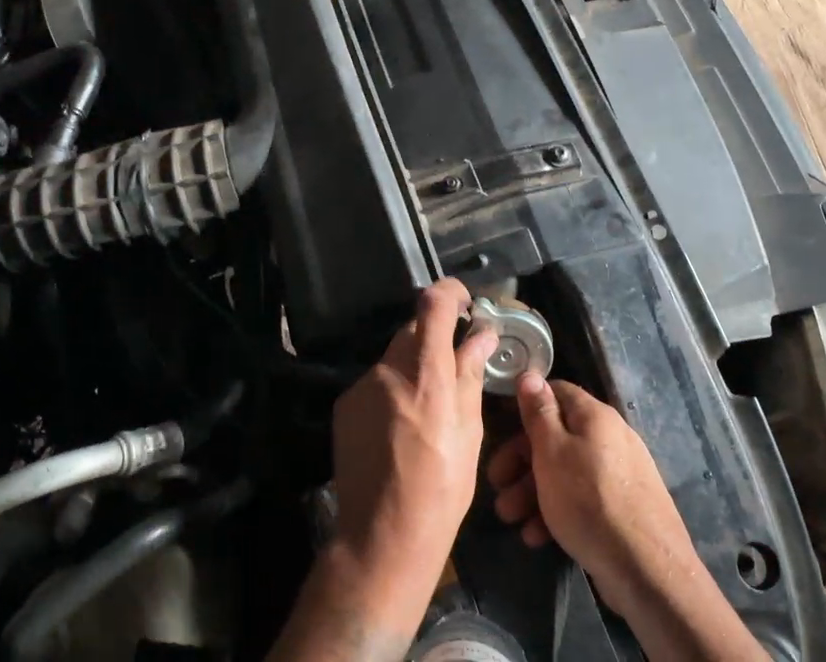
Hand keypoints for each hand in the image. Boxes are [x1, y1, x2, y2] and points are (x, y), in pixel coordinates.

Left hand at [330, 277, 498, 572]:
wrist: (381, 534)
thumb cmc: (441, 489)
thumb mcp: (469, 433)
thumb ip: (470, 376)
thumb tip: (481, 335)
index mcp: (425, 376)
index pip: (432, 306)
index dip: (450, 292)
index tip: (465, 300)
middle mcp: (387, 371)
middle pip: (412, 331)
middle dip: (434, 337)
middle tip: (456, 362)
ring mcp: (361, 387)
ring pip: (393, 358)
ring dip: (413, 368)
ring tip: (429, 408)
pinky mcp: (345, 405)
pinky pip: (375, 382)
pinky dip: (391, 390)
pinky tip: (401, 427)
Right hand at [488, 375, 766, 661]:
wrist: (647, 570)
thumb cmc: (589, 501)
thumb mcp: (552, 452)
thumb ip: (538, 413)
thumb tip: (530, 373)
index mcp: (595, 417)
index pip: (556, 392)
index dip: (525, 406)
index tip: (500, 427)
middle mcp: (610, 438)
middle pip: (556, 436)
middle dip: (521, 461)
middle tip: (496, 485)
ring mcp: (619, 475)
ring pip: (565, 472)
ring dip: (532, 492)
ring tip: (510, 518)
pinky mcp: (622, 509)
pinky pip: (582, 499)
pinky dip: (556, 512)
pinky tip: (537, 536)